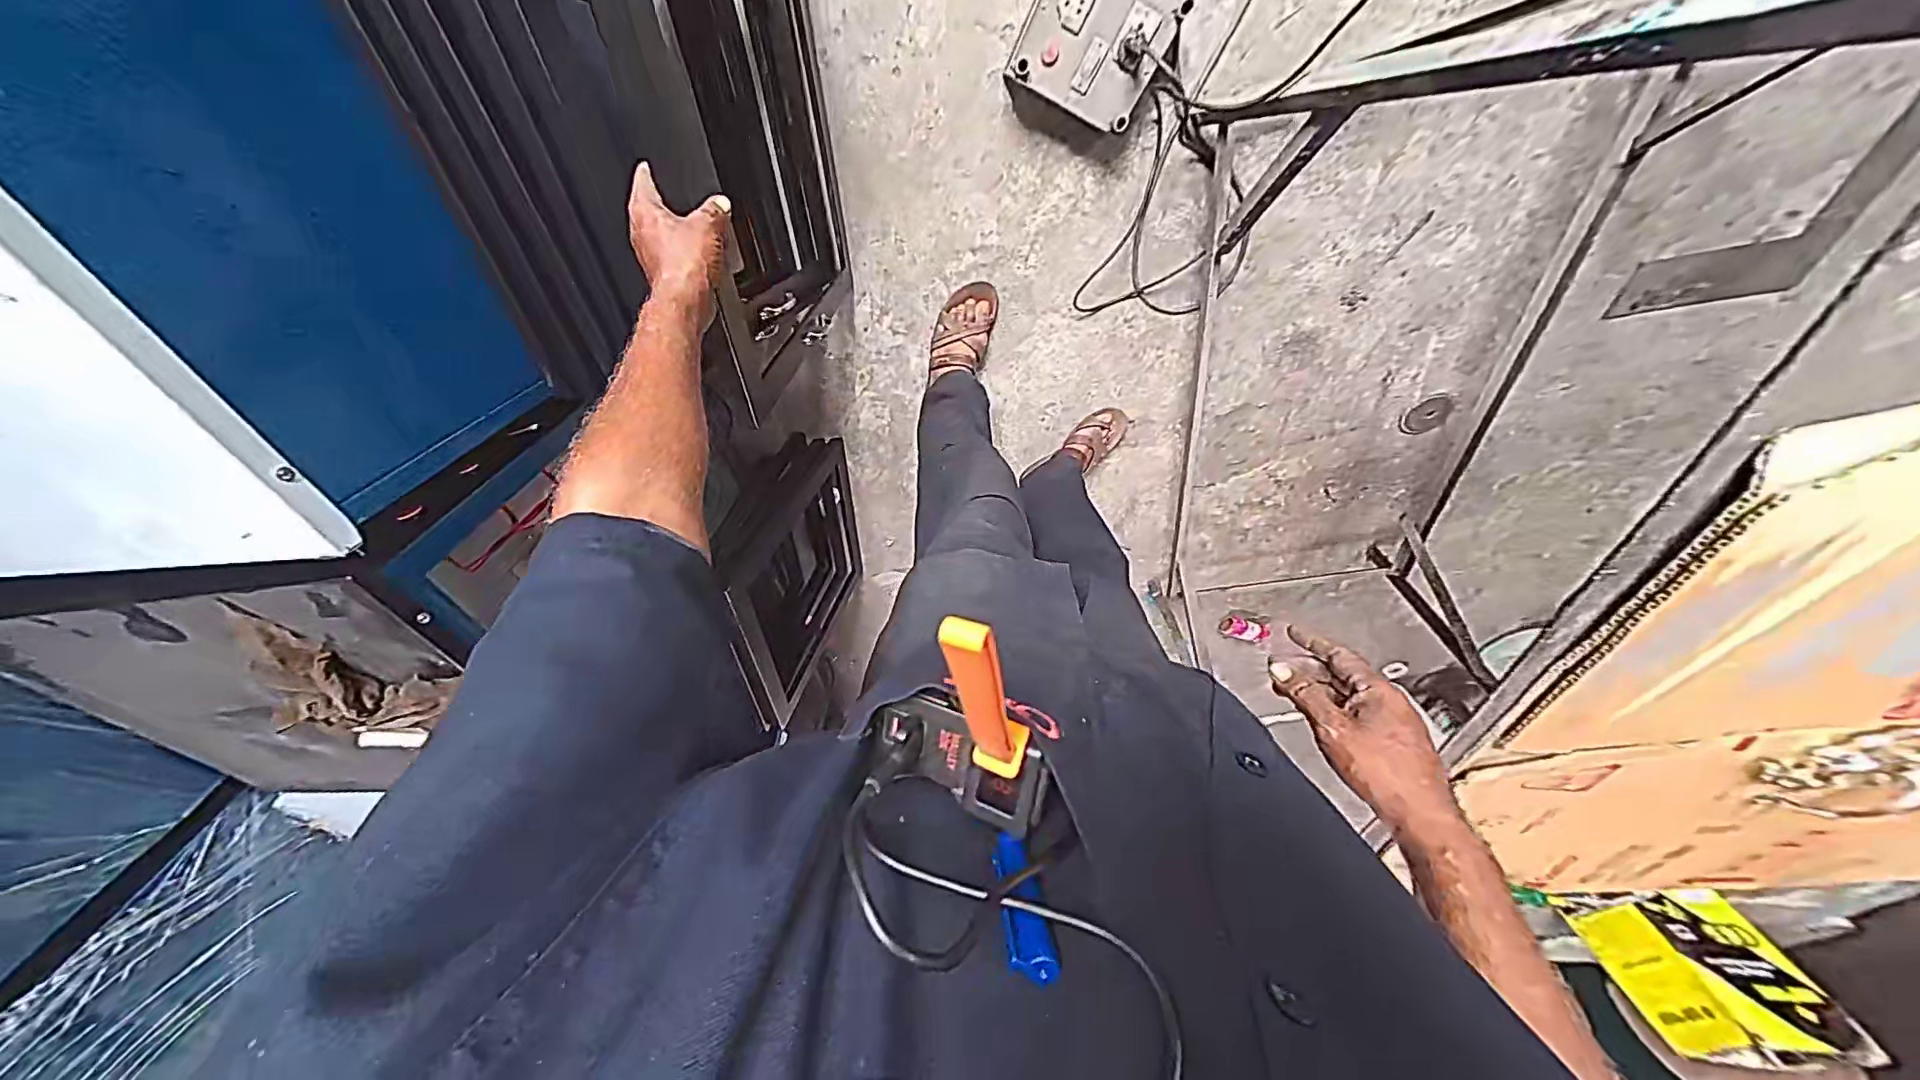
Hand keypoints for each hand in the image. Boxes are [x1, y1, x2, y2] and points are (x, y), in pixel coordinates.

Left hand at [627, 161, 730, 326]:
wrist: (685, 301)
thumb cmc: (685, 265)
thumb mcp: (708, 225)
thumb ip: (715, 210)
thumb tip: (721, 204)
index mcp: (644, 212)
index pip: (642, 183)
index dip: (646, 173)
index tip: (646, 167)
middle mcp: (640, 233)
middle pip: (649, 211)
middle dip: (663, 206)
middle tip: (673, 200)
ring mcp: (649, 256)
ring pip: (660, 237)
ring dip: (673, 234)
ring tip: (690, 231)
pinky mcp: (662, 275)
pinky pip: (671, 259)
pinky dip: (681, 255)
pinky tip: (695, 258)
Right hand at [1269, 624, 1462, 835]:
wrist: (1418, 815)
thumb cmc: (1386, 774)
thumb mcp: (1331, 727)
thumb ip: (1304, 694)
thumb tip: (1283, 671)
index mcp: (1378, 690)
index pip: (1338, 655)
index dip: (1311, 642)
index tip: (1294, 633)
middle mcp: (1390, 701)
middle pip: (1342, 675)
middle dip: (1309, 670)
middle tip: (1283, 668)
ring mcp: (1394, 721)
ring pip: (1348, 696)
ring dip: (1319, 692)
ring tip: (1294, 693)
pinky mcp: (1393, 741)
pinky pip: (1356, 713)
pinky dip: (1333, 710)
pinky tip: (1320, 720)